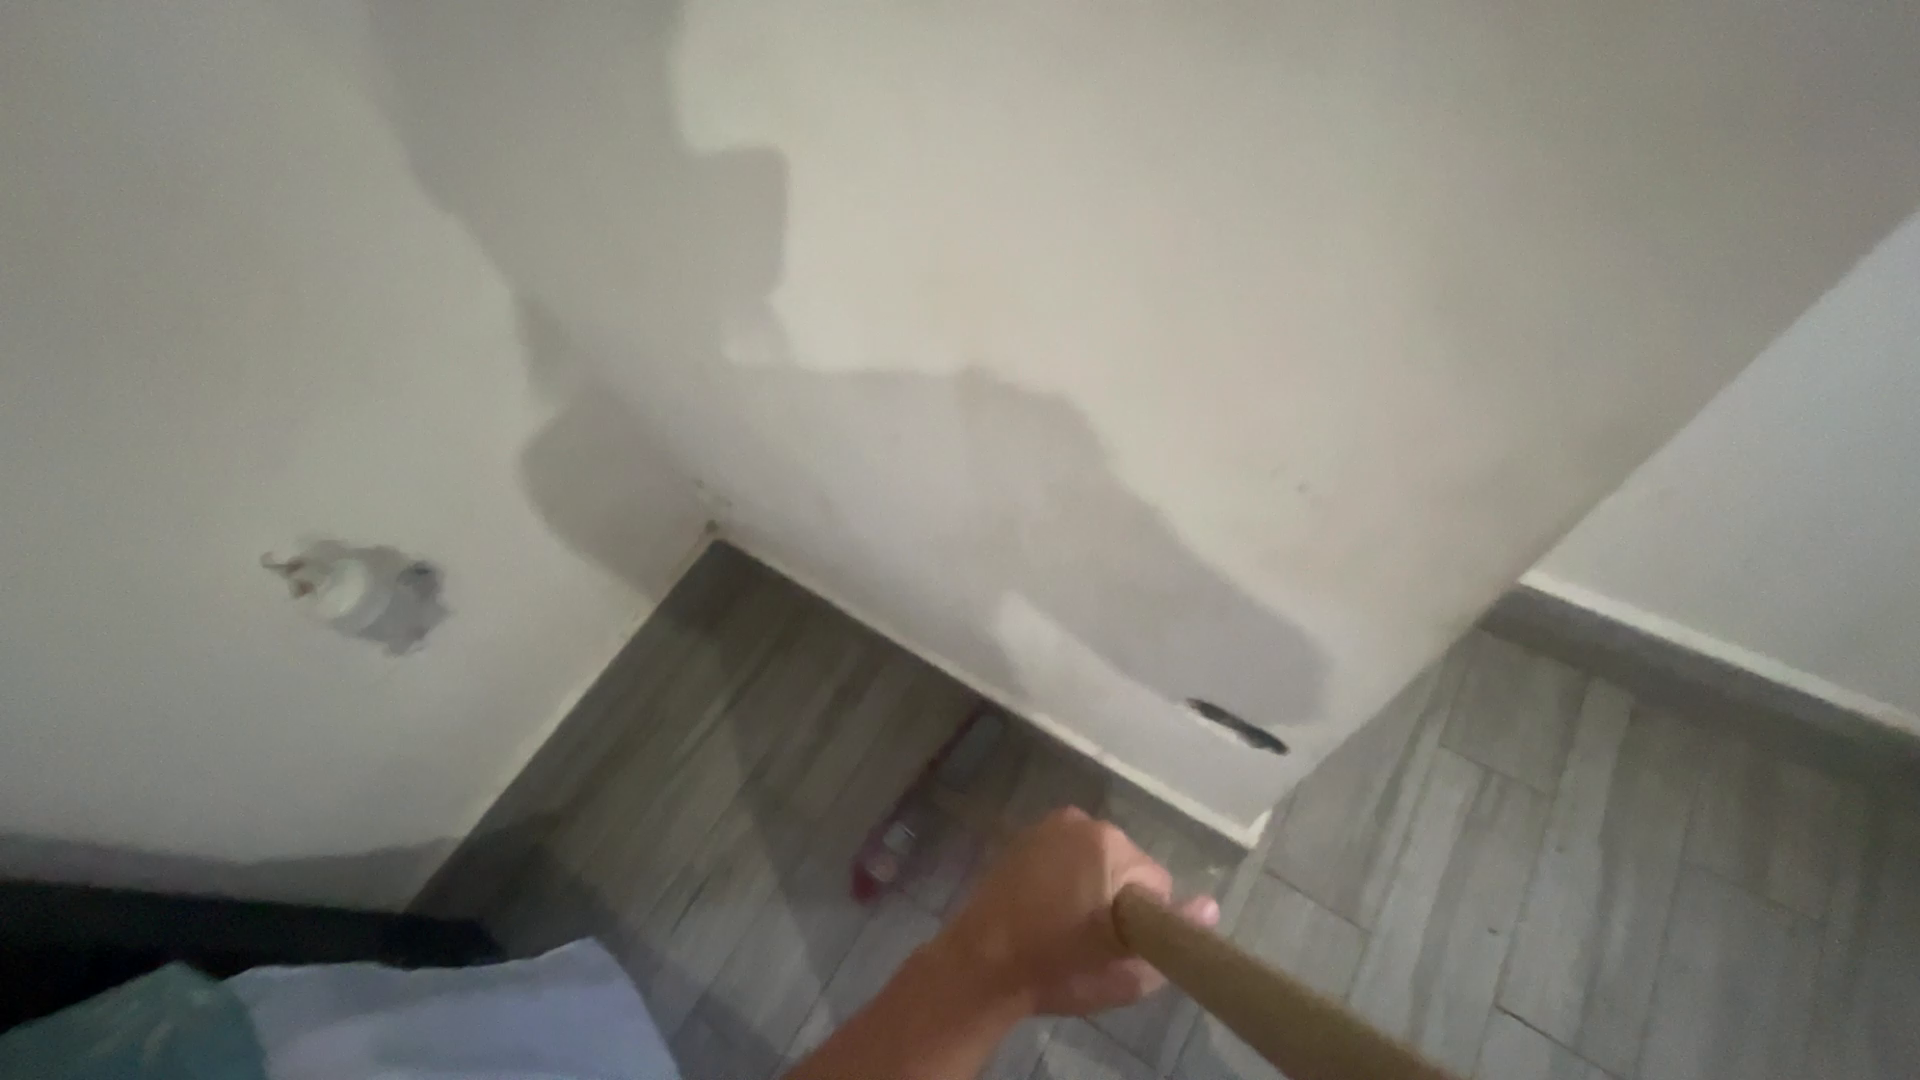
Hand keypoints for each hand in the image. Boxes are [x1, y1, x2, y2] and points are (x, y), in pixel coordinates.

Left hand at [930, 806, 1220, 1015]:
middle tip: (1091, 936)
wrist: (982, 962)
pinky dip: (1067, 873)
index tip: (1119, 944)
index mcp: (1111, 847)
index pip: (1156, 883)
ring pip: (1097, 858)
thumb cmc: (1056, 968)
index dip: (1144, 920)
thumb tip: (1210, 906)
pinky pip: (1067, 854)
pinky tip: (1047, 904)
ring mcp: (1050, 825)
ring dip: (1093, 883)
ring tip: (1067, 921)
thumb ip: (1172, 935)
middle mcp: (1083, 822)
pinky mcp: (1026, 835)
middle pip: (1126, 864)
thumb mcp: (1124, 970)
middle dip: (1118, 896)